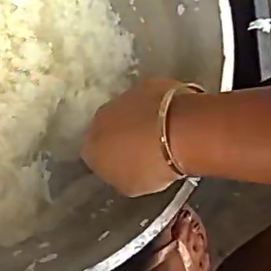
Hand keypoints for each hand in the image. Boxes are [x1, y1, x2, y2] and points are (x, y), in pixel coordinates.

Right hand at [83, 77, 191, 196]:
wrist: (179, 132)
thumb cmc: (152, 166)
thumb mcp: (131, 186)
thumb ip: (118, 176)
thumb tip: (120, 170)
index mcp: (90, 149)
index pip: (93, 157)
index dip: (110, 161)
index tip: (127, 166)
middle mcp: (98, 120)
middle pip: (106, 130)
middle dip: (120, 137)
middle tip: (143, 149)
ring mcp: (120, 98)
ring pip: (125, 112)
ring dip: (137, 120)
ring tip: (160, 133)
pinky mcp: (145, 84)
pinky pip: (147, 98)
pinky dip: (155, 106)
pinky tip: (171, 117)